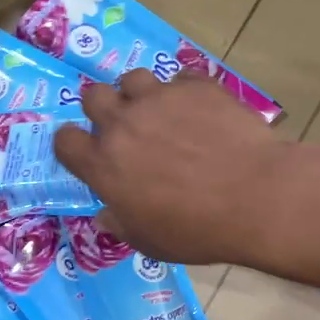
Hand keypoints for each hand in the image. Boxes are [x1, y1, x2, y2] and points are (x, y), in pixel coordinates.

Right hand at [54, 69, 282, 264]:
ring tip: (160, 111)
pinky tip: (198, 109)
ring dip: (140, 94)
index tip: (87, 152)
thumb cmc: (197, 229)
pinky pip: (180, 78)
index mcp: (103, 164)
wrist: (255, 196)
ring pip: (133, 78)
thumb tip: (106, 215)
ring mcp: (160, 99)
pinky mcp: (196, 86)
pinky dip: (183, 91)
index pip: (64, 140)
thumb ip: (121, 224)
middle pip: (93, 95)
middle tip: (124, 126)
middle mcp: (123, 124)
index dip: (72, 144)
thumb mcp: (149, 242)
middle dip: (103, 107)